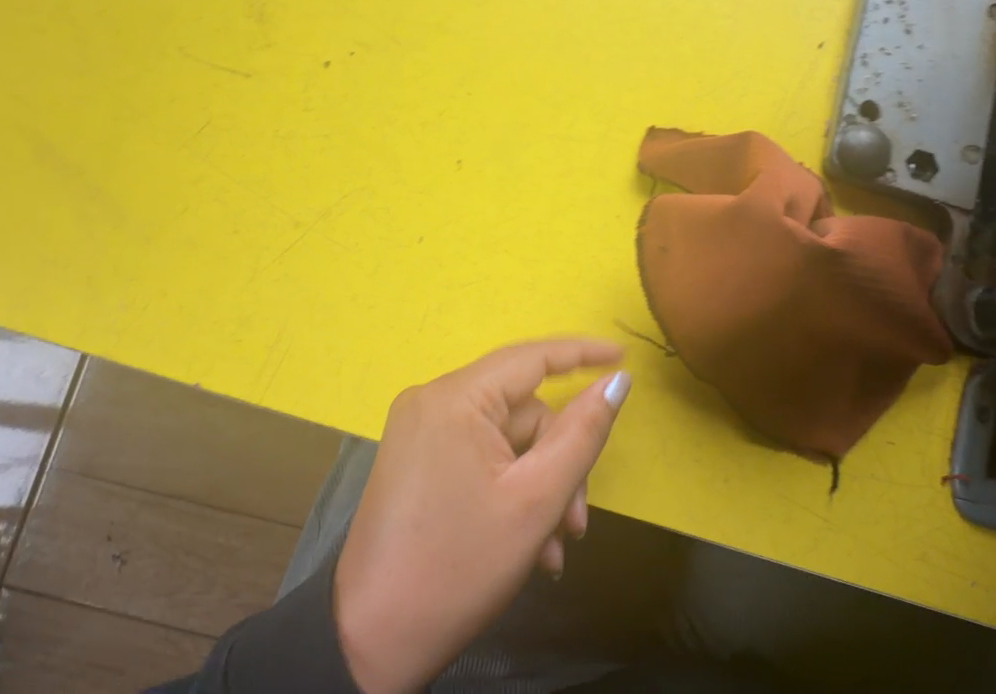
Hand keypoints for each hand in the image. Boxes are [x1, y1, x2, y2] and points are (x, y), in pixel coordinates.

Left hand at [333, 340, 632, 693]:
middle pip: (523, 413)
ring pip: (508, 443)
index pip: (531, 357)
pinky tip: (529, 549)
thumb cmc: (460, 565)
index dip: (583, 354)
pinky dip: (511, 495)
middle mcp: (432, 403)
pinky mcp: (417, 464)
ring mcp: (420, 435)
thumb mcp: (536, 499)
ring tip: (553, 550)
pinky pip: (482, 460)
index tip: (624, 356)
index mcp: (454, 399)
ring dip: (539, 492)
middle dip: (559, 465)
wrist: (372, 641)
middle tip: (577, 524)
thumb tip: (618, 380)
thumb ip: (583, 433)